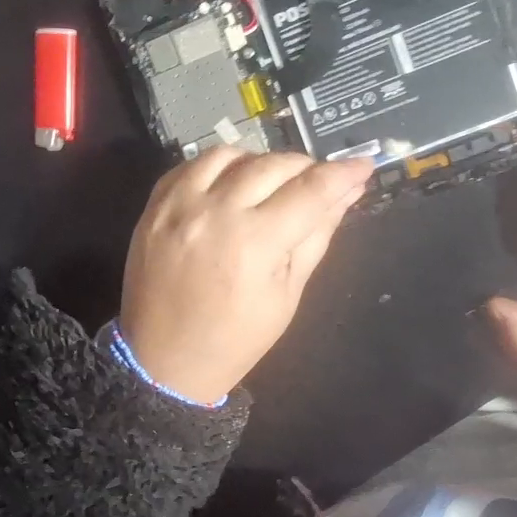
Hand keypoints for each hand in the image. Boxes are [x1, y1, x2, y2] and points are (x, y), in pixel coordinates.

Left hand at [121, 148, 373, 404]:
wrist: (165, 362)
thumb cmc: (236, 339)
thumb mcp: (287, 295)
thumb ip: (316, 237)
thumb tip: (347, 193)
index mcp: (254, 243)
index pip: (311, 191)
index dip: (343, 174)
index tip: (362, 166)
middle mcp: (215, 213)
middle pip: (273, 165)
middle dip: (306, 167)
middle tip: (318, 183)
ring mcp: (179, 206)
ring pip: (231, 154)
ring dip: (260, 161)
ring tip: (272, 183)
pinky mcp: (154, 206)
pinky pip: (191, 165)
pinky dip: (219, 167)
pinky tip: (232, 185)